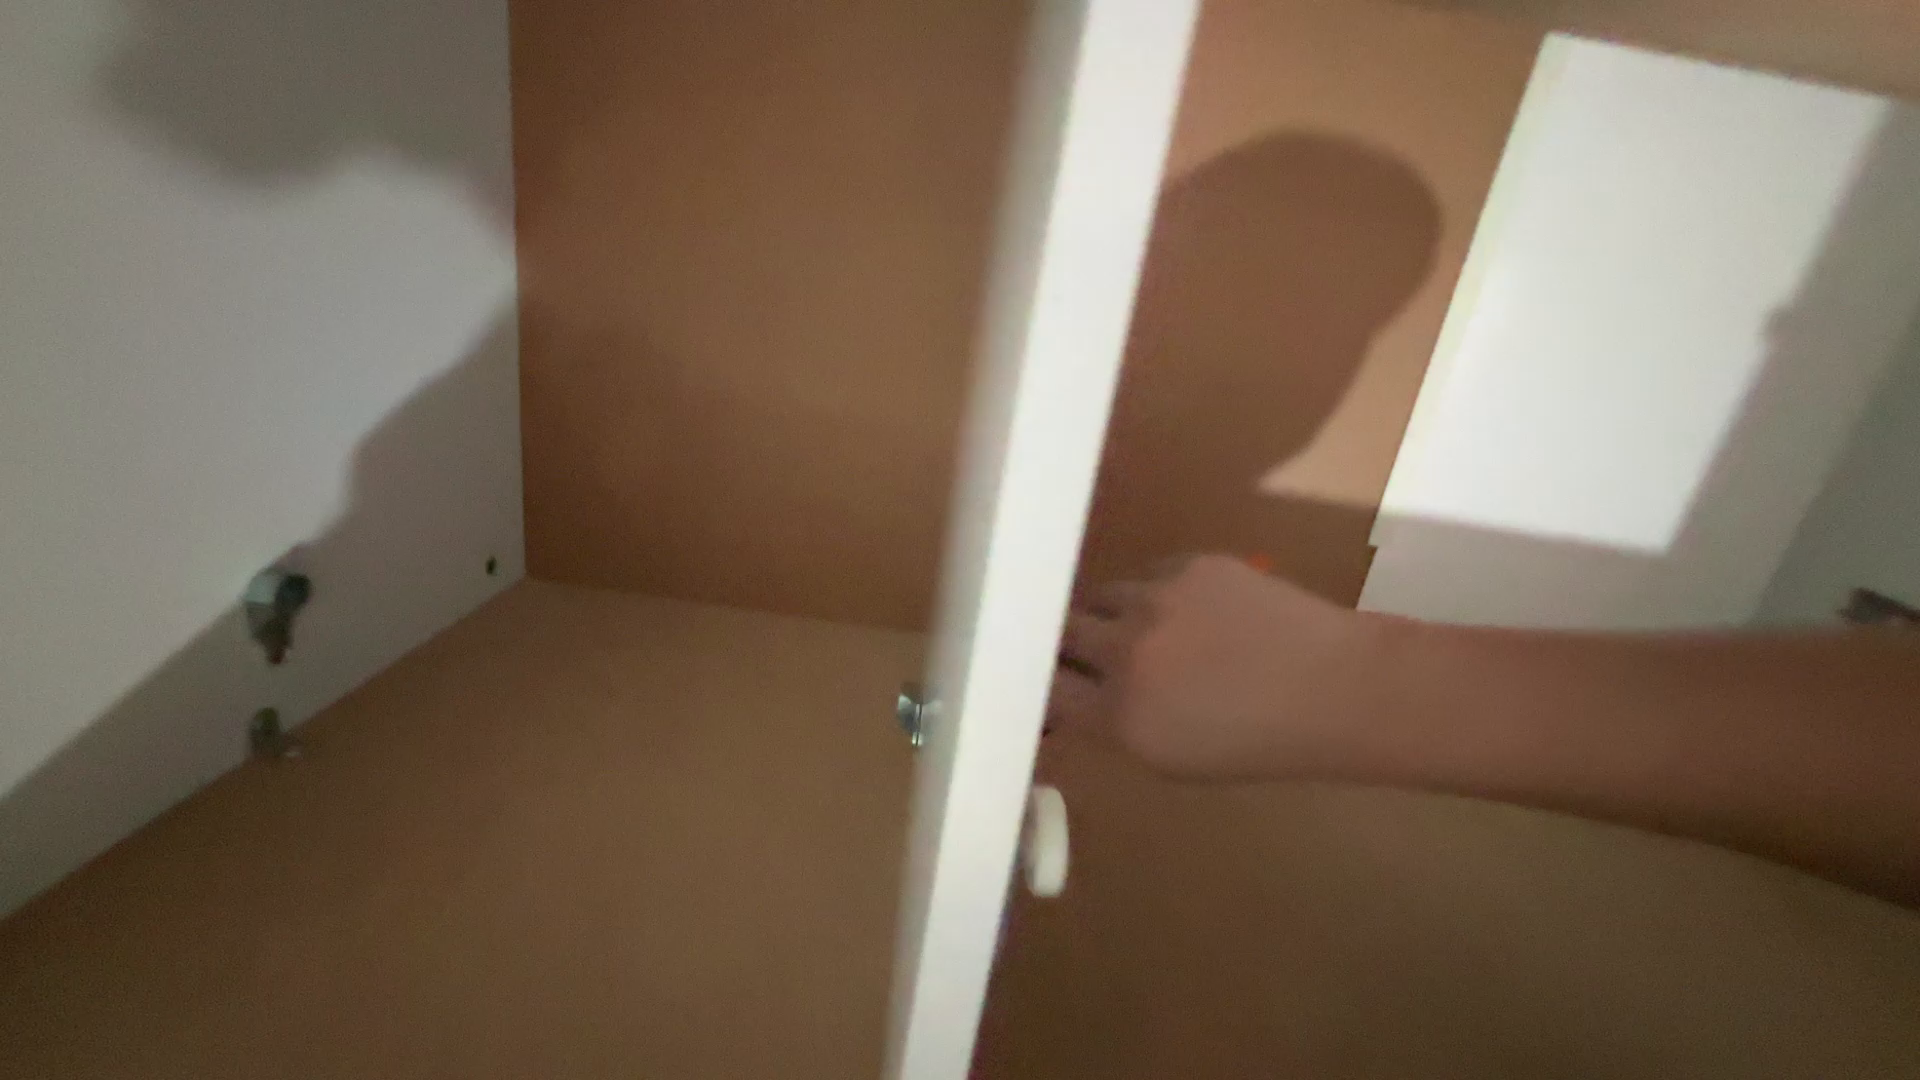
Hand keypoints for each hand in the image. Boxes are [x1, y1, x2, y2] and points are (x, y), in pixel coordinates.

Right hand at [1049, 554, 1391, 779]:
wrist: (1336, 687)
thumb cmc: (1257, 741)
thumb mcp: (1171, 758)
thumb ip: (1112, 726)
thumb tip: (1071, 698)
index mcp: (1121, 713)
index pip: (1045, 686)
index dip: (1042, 681)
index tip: (1048, 679)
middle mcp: (1127, 649)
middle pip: (1058, 630)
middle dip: (1062, 640)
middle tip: (1082, 648)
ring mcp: (1157, 598)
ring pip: (1100, 595)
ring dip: (1108, 614)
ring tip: (1141, 628)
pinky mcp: (1190, 563)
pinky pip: (1146, 574)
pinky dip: (1152, 594)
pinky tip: (1187, 612)